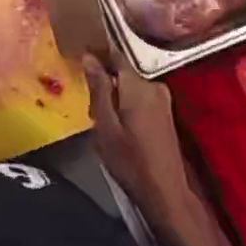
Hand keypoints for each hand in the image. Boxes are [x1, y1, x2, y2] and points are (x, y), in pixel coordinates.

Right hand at [82, 52, 189, 218]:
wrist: (164, 190)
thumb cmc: (129, 160)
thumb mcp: (105, 125)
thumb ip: (99, 89)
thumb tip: (90, 57)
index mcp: (139, 86)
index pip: (116, 55)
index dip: (97, 54)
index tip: (80, 59)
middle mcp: (155, 86)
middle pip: (121, 73)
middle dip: (104, 84)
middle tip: (90, 110)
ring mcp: (163, 100)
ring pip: (129, 87)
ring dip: (113, 98)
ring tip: (101, 122)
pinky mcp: (165, 113)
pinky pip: (138, 98)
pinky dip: (125, 107)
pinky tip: (117, 128)